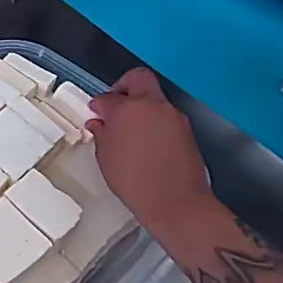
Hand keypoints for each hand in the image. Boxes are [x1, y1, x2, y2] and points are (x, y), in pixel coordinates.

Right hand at [86, 68, 211, 225]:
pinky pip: (165, 117)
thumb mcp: (106, 156)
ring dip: (141, 107)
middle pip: (139, 79)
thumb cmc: (133, 179)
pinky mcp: (187, 131)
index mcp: (127, 108)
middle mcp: (153, 106)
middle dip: (123, 86)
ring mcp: (174, 117)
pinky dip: (154, 122)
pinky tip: (146, 143)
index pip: (108, 97)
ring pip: (154, 99)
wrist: (177, 203)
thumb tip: (100, 124)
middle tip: (115, 105)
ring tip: (130, 130)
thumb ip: (101, 134)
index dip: (98, 105)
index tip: (96, 113)